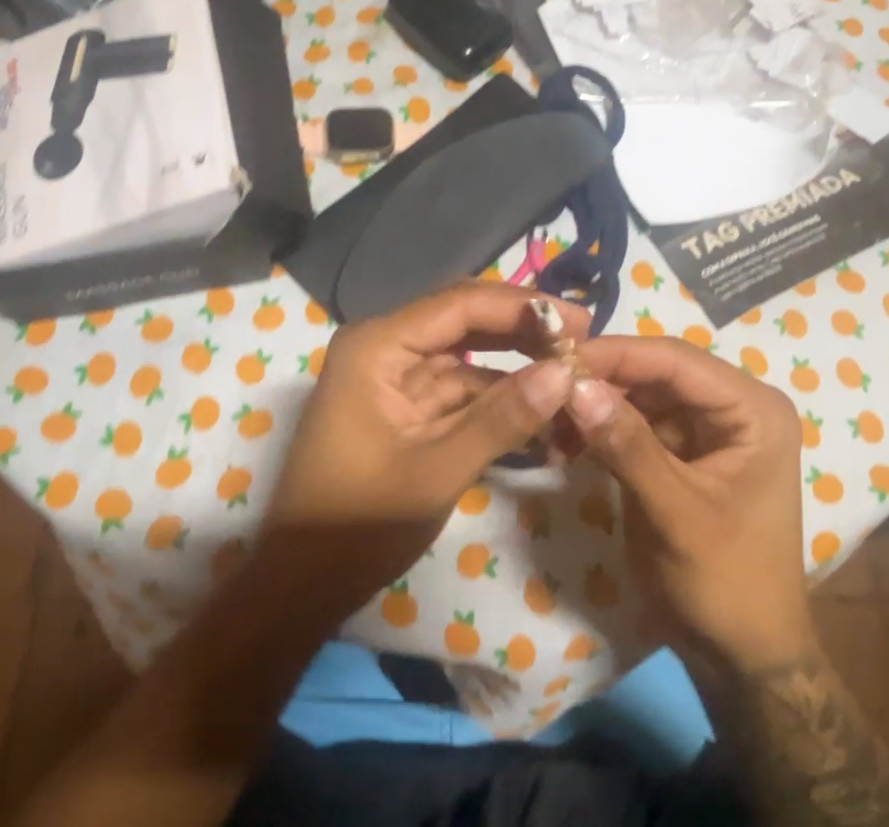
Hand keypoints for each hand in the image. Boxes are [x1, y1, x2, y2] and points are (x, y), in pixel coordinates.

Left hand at [256, 282, 591, 621]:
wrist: (303, 582)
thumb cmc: (358, 524)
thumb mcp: (437, 470)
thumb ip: (502, 419)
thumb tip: (566, 372)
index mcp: (377, 347)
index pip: (460, 305)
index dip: (525, 307)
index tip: (585, 322)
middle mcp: (382, 351)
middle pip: (464, 325)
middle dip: (524, 334)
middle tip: (586, 346)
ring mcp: (392, 383)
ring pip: (466, 362)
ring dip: (516, 373)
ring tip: (576, 380)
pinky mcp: (402, 414)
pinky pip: (457, 396)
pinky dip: (497, 405)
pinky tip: (543, 414)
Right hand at [568, 336, 813, 670]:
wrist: (741, 651)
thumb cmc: (726, 582)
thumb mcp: (676, 513)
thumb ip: (628, 446)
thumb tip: (574, 385)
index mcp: (754, 411)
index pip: (676, 360)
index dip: (615, 354)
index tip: (554, 359)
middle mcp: (732, 408)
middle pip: (655, 374)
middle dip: (598, 382)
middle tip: (540, 392)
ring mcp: (705, 432)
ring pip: (638, 397)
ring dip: (592, 408)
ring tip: (546, 426)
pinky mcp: (679, 456)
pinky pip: (633, 428)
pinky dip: (598, 433)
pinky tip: (562, 446)